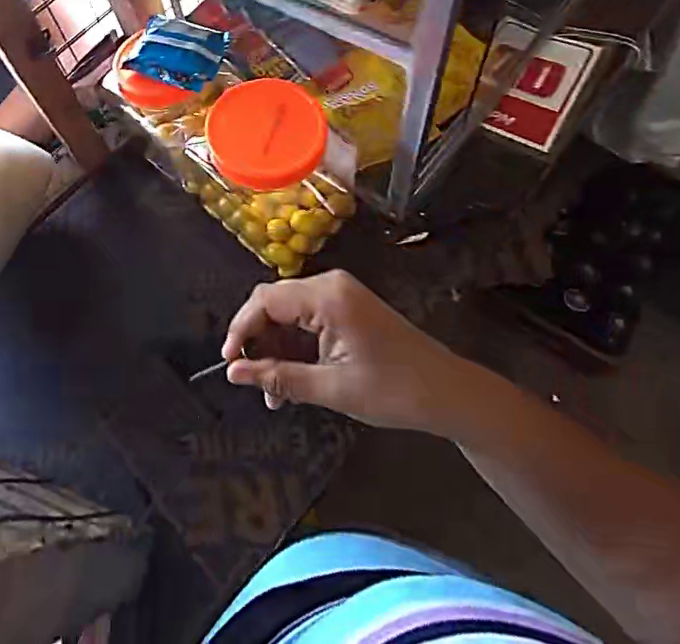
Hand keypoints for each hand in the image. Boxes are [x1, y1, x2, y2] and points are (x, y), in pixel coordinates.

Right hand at [222, 270, 487, 434]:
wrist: (450, 394)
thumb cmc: (394, 390)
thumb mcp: (331, 388)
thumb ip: (278, 377)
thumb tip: (233, 374)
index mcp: (327, 296)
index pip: (264, 302)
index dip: (241, 330)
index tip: (229, 363)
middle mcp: (330, 285)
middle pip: (273, 304)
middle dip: (258, 342)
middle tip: (252, 379)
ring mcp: (340, 294)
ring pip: (287, 315)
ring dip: (276, 350)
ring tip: (274, 393)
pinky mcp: (346, 307)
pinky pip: (306, 320)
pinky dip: (295, 347)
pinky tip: (293, 379)